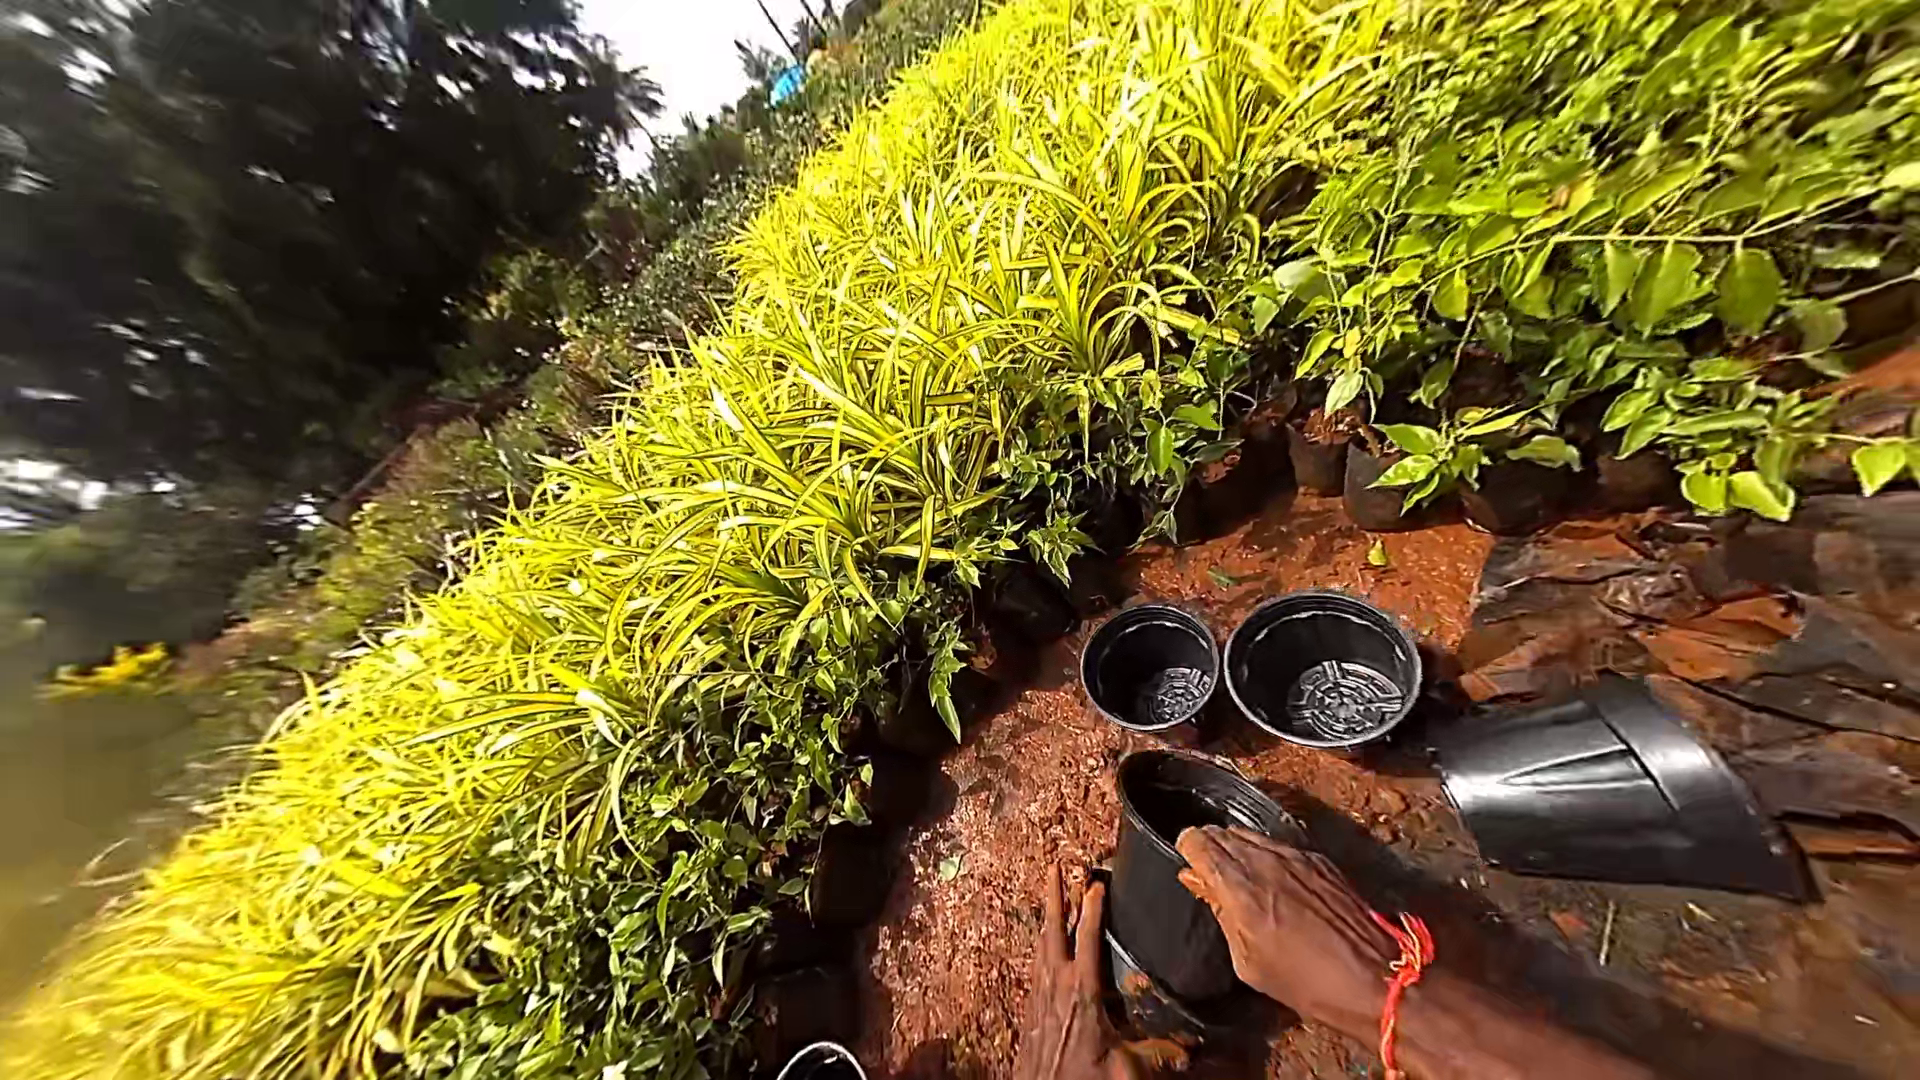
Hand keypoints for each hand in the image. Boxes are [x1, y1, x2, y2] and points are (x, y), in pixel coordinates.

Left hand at [1013, 867, 1144, 1079]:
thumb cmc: (1081, 1078)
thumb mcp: (1122, 1068)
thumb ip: (1154, 1052)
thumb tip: (1190, 1047)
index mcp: (1081, 988)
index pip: (1087, 937)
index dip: (1093, 908)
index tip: (1097, 883)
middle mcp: (1056, 980)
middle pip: (1053, 926)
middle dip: (1054, 894)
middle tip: (1054, 866)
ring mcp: (1040, 988)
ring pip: (1042, 939)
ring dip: (1047, 913)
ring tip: (1049, 892)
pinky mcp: (1032, 1001)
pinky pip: (1036, 959)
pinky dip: (1042, 939)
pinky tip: (1043, 940)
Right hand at [1175, 826, 1395, 1036]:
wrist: (1374, 981)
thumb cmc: (1304, 981)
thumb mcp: (1247, 960)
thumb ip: (1218, 911)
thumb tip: (1196, 879)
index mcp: (1237, 885)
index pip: (1195, 840)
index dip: (1187, 850)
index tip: (1190, 866)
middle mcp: (1260, 859)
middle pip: (1217, 831)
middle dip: (1208, 847)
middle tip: (1212, 873)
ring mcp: (1290, 854)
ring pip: (1245, 832)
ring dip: (1236, 848)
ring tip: (1244, 875)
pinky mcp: (1314, 857)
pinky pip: (1276, 843)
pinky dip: (1265, 854)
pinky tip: (1276, 880)